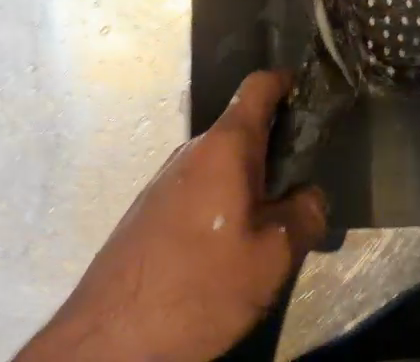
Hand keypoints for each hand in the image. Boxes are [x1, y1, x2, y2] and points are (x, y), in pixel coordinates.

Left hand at [18, 71, 327, 361]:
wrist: (108, 339)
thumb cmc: (199, 286)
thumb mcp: (272, 257)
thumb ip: (305, 216)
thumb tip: (311, 196)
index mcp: (226, 145)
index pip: (259, 86)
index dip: (288, 82)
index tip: (311, 95)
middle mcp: (193, 151)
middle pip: (243, 130)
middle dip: (276, 150)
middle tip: (303, 188)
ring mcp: (166, 180)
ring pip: (222, 165)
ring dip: (249, 184)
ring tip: (269, 227)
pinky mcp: (149, 211)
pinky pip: (200, 190)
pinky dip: (223, 204)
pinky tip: (228, 249)